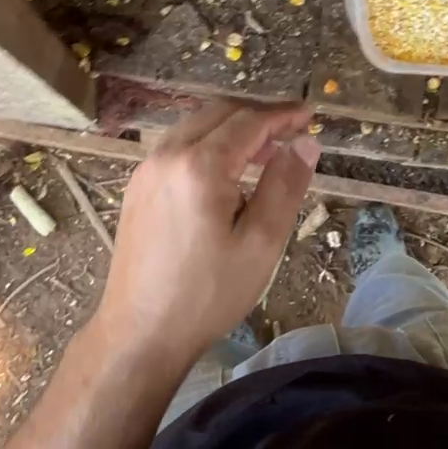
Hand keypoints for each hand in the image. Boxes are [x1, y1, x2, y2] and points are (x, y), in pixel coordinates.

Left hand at [90, 101, 320, 364]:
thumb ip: (286, 185)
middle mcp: (169, 155)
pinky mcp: (138, 185)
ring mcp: (147, 168)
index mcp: (201, 166)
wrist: (139, 335)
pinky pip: (179, 144)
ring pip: (197, 125)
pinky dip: (209, 141)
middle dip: (259, 115)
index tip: (309, 114)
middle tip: (291, 130)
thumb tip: (306, 142)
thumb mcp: (261, 243)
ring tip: (265, 151)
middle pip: (221, 113)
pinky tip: (226, 170)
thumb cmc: (207, 294)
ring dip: (233, 126)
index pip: (249, 121)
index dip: (282, 114)